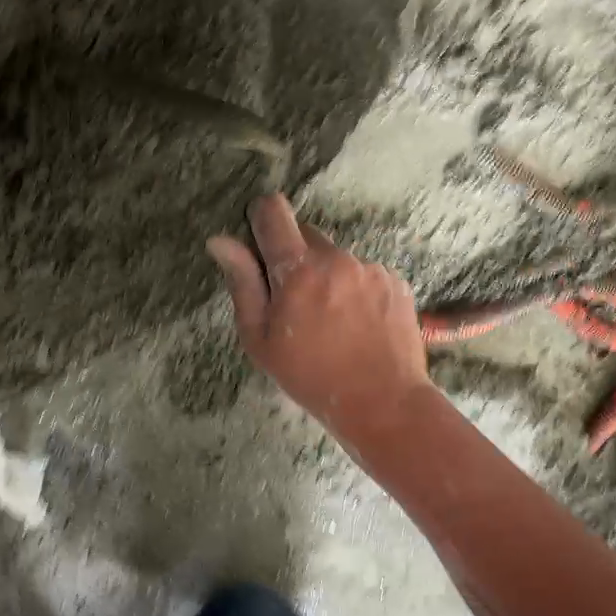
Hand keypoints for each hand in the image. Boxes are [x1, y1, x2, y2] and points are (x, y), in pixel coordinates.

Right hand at [208, 195, 432, 439]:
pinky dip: (356, 292)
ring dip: (327, 278)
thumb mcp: (260, 339)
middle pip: (305, 236)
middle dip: (295, 259)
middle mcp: (336, 259)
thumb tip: (220, 241)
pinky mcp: (396, 282)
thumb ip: (242, 284)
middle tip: (294, 303)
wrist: (383, 402)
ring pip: (337, 259)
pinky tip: (357, 326)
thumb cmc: (311, 377)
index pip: (273, 213)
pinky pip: (365, 275)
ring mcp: (371, 269)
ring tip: (331, 323)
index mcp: (297, 270)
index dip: (260, 218)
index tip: (259, 239)